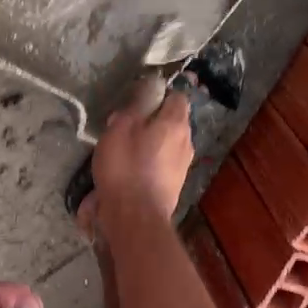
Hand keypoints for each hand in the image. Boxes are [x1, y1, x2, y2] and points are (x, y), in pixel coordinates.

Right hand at [92, 75, 193, 223]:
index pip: (177, 96)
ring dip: (149, 141)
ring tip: (123, 148)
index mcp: (176, 124)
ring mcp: (182, 166)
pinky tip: (129, 169)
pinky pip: (162, 163)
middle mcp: (186, 143)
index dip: (159, 93)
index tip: (138, 99)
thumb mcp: (121, 127)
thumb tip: (147, 89)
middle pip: (172, 121)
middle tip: (124, 124)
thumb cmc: (126, 166)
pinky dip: (149, 161)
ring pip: (166, 143)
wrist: (135, 218)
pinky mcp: (174, 186)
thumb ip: (135, 106)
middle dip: (151, 119)